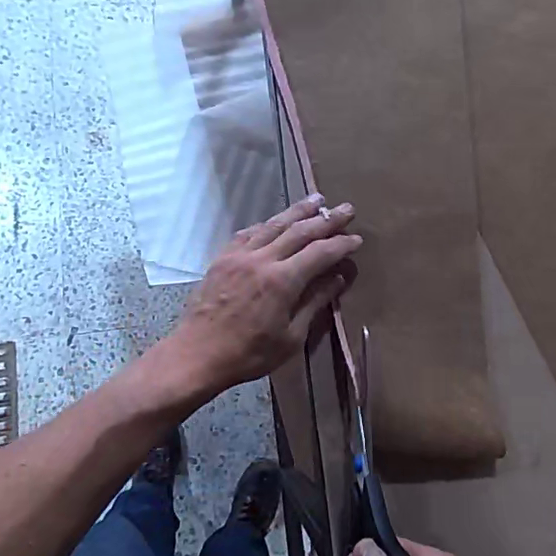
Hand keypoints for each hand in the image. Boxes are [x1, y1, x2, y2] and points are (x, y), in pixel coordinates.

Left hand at [153, 194, 361, 397]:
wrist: (198, 355)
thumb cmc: (249, 354)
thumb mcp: (291, 337)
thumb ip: (315, 303)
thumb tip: (339, 277)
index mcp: (282, 281)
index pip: (320, 253)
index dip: (341, 244)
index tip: (357, 239)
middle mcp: (262, 260)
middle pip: (300, 231)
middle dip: (327, 219)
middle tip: (347, 209)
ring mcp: (239, 256)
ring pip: (274, 225)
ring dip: (298, 211)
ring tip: (318, 201)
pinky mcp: (222, 259)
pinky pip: (248, 233)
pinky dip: (267, 224)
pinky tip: (276, 221)